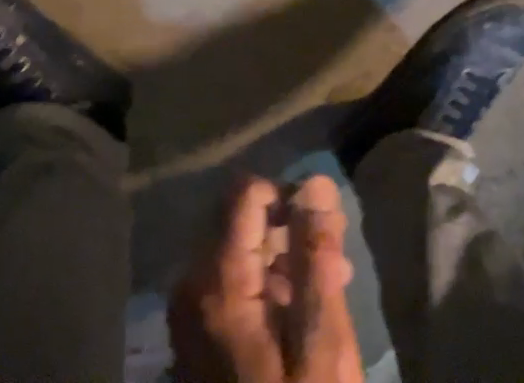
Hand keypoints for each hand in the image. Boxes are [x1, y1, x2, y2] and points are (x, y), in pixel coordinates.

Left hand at [169, 175, 363, 382]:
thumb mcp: (320, 340)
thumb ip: (315, 256)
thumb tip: (316, 183)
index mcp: (216, 280)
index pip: (246, 194)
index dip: (290, 197)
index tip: (326, 228)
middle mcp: (189, 284)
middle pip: (237, 219)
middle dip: (288, 228)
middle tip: (335, 262)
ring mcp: (187, 310)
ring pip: (235, 249)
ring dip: (281, 256)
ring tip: (327, 287)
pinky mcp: (194, 332)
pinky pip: (228, 282)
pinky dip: (263, 283)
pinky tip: (297, 312)